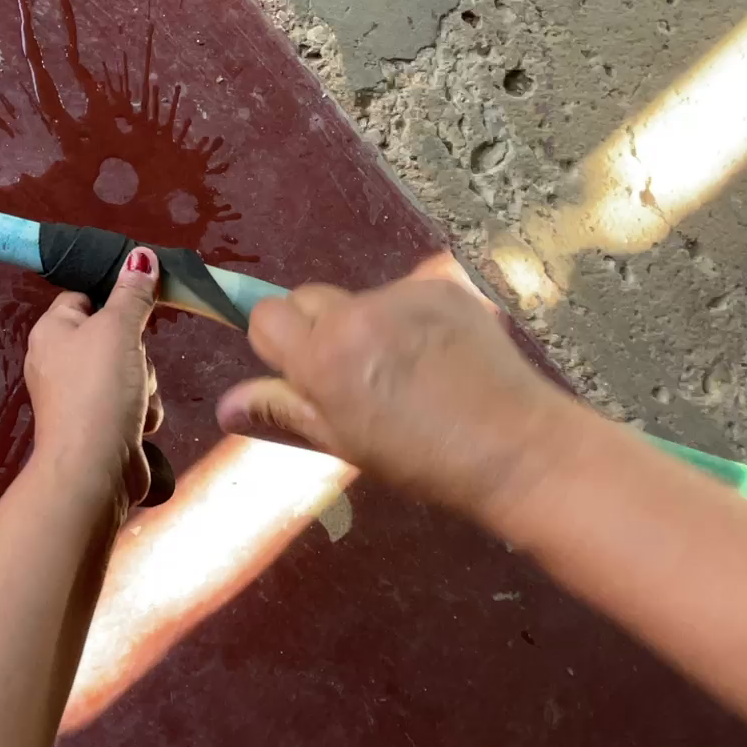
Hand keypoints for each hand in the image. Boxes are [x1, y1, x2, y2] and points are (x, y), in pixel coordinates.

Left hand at [24, 247, 165, 508]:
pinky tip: (138, 426)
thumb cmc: (99, 389)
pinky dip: (141, 413)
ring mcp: (79, 395)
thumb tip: (140, 255)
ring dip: (144, 385)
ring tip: (135, 402)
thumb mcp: (118, 329)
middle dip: (137, 353)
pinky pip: (132, 404)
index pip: (85, 297)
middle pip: (115, 336)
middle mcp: (60, 360)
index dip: (115, 300)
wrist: (94, 469)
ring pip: (131, 371)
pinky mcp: (99, 425)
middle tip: (134, 364)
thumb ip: (132, 293)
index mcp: (52, 330)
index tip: (142, 306)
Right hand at [215, 263, 584, 521]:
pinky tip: (436, 352)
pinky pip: (400, 293)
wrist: (521, 451)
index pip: (265, 315)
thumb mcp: (341, 441)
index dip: (277, 342)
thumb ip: (280, 412)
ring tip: (405, 366)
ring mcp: (401, 295)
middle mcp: (354, 315)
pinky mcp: (441, 286)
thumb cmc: (421, 460)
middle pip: (305, 297)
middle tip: (351, 370)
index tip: (301, 369)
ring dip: (362, 324)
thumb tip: (225, 406)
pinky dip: (405, 317)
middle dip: (316, 328)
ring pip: (354, 298)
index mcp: (322, 357)